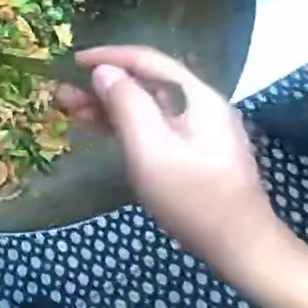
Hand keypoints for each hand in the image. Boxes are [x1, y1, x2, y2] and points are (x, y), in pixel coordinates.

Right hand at [56, 46, 288, 272]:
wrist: (243, 251)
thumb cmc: (194, 199)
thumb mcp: (151, 150)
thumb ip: (126, 105)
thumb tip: (103, 71)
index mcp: (196, 98)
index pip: (146, 60)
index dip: (107, 57)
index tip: (72, 63)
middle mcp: (199, 105)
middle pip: (145, 81)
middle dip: (102, 83)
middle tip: (64, 93)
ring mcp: (197, 129)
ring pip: (145, 103)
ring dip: (107, 103)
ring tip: (71, 109)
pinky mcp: (191, 150)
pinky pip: (150, 123)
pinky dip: (121, 121)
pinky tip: (98, 127)